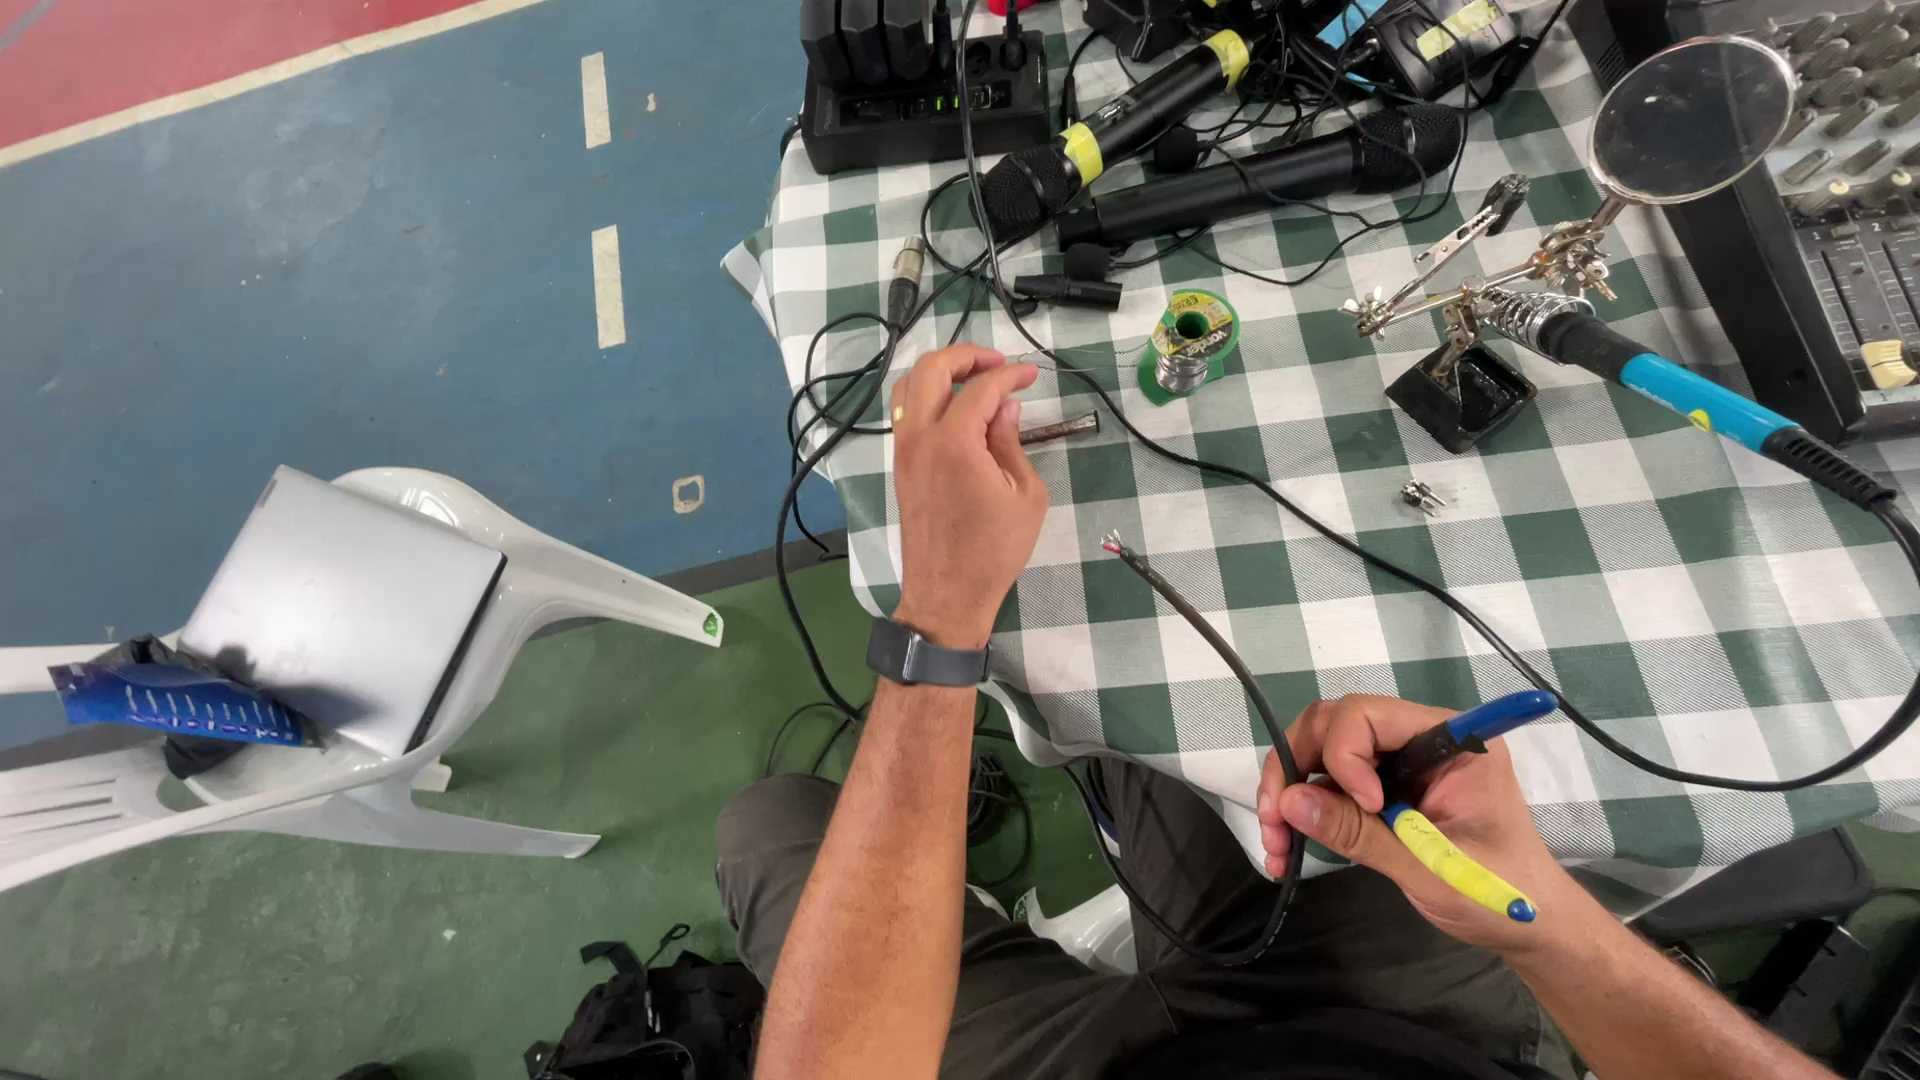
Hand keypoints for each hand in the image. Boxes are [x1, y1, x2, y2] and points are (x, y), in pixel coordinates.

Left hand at [890, 345, 1048, 648]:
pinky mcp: (899, 466)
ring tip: (973, 379)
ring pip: (908, 387)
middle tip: (997, 362)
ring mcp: (903, 451)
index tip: (1030, 376)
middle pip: (931, 369)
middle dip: (966, 355)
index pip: (981, 388)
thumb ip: (1011, 442)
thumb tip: (1005, 407)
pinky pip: (905, 414)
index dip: (1009, 374)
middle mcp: (920, 437)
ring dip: (939, 372)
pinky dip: (926, 397)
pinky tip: (953, 409)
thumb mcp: (1024, 495)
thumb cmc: (994, 550)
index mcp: (955, 443)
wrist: (948, 592)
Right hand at [1255, 694, 1591, 957]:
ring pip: (1314, 749)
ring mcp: (1389, 761)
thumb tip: (1291, 803)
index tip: (1364, 807)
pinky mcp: (1372, 786)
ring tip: (1276, 841)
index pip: (1366, 713)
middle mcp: (1412, 739)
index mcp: (1449, 740)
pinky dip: (1297, 809)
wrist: (1531, 932)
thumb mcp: (1434, 869)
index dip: (1345, 753)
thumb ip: (1362, 834)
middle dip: (1294, 767)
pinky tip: (1285, 847)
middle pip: (1328, 724)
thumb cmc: (1504, 898)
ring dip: (1287, 791)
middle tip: (1276, 817)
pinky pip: (1319, 781)